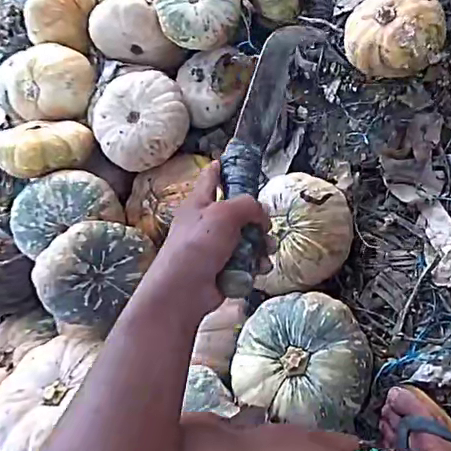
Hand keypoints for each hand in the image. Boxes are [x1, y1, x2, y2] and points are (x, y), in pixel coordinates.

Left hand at [143, 162, 268, 319]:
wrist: (183, 291)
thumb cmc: (197, 245)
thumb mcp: (224, 214)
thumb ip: (249, 206)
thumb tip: (262, 218)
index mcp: (200, 203)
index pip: (211, 177)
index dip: (222, 167)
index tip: (234, 160)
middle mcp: (207, 223)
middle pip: (239, 211)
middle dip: (257, 218)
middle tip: (264, 225)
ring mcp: (216, 247)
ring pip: (249, 237)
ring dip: (262, 244)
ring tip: (266, 250)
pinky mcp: (225, 268)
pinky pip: (248, 260)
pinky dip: (257, 264)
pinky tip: (260, 267)